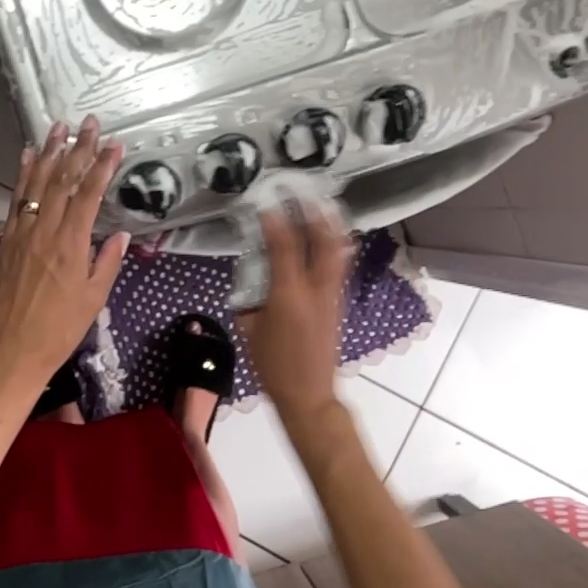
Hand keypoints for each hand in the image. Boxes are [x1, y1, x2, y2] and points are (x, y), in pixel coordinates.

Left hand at [0, 116, 130, 393]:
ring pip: (37, 183)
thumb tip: (118, 235)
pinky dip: (23, 175)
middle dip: (78, 148)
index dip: (102, 166)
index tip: (114, 145)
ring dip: (49, 153)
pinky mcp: (6, 240)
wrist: (11, 349)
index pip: (89, 195)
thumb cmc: (59, 330)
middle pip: (63, 180)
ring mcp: (22, 232)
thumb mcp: (93, 299)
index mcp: (71, 245)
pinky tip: (29, 156)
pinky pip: (15, 199)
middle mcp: (44, 231)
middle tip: (89, 123)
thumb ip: (106, 262)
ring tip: (59, 127)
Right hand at [239, 196, 352, 416]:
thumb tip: (253, 280)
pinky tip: (332, 234)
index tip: (265, 202)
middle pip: (322, 241)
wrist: (308, 395)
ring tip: (323, 204)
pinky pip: (339, 265)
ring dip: (330, 225)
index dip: (274, 220)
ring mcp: (331, 295)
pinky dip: (335, 244)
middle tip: (303, 192)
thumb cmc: (272, 365)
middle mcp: (314, 289)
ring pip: (337, 251)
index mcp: (287, 295)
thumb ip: (250, 298)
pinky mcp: (338, 303)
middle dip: (313, 213)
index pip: (282, 246)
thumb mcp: (248, 329)